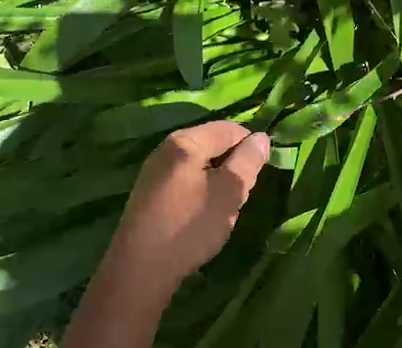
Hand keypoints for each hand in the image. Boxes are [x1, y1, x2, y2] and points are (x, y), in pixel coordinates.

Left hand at [95, 120, 270, 297]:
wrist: (138, 273)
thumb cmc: (189, 226)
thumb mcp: (229, 193)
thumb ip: (248, 162)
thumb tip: (261, 138)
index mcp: (185, 141)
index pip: (227, 129)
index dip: (250, 144)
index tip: (262, 169)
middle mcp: (165, 149)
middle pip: (210, 144)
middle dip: (232, 163)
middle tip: (244, 192)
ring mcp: (153, 173)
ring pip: (196, 165)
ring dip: (216, 179)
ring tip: (225, 206)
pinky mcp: (147, 196)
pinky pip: (182, 181)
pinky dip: (198, 191)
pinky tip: (201, 216)